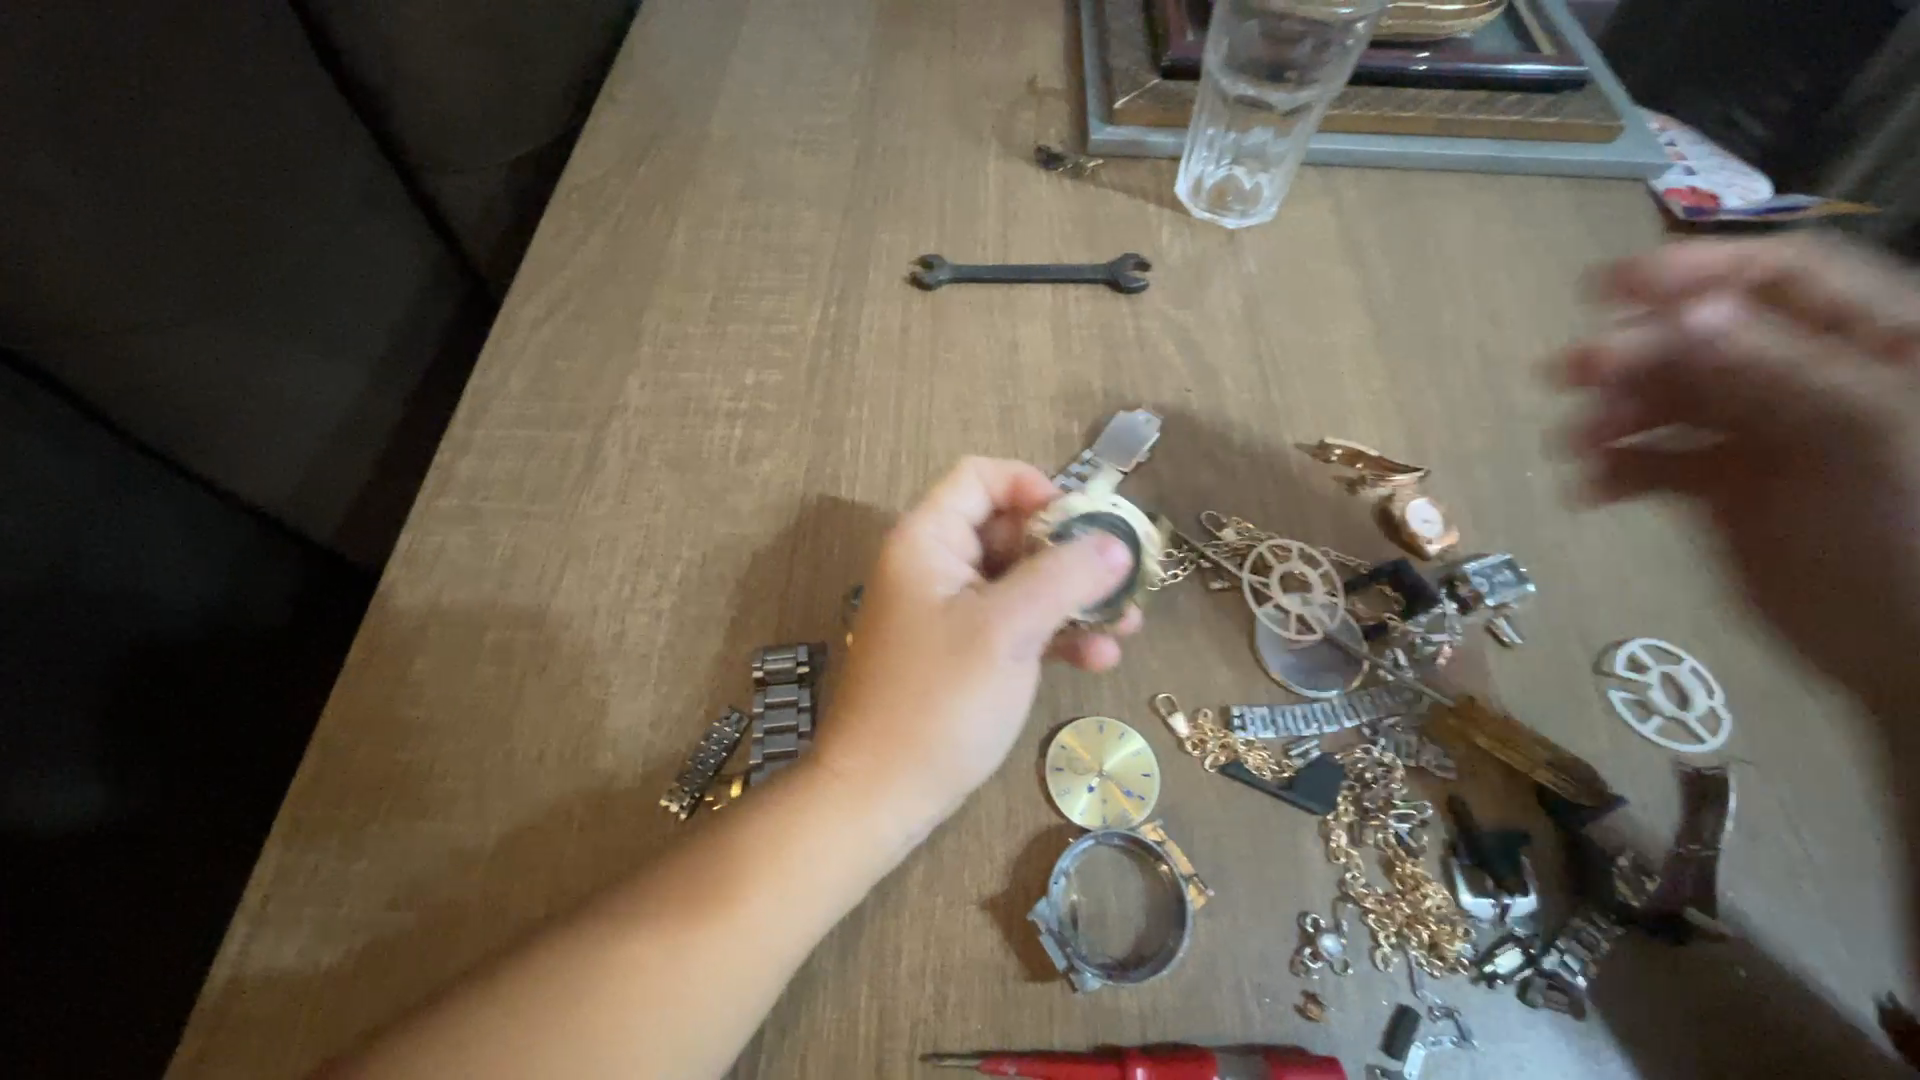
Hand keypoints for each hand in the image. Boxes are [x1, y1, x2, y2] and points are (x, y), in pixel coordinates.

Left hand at [816, 457, 1141, 828]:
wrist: (882, 794)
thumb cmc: (938, 701)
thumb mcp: (1006, 630)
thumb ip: (1064, 577)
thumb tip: (1116, 543)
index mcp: (928, 541)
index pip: (980, 478)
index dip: (1034, 487)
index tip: (1084, 522)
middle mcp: (937, 567)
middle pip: (1011, 530)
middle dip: (1071, 553)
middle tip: (1122, 579)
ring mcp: (950, 613)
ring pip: (1022, 582)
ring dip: (1074, 599)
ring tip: (1126, 626)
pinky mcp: (965, 654)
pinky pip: (1016, 625)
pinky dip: (1055, 634)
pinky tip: (1099, 660)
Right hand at [1555, 234, 1919, 711]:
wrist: (1908, 654)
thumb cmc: (1913, 535)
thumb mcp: (1865, 438)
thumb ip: (1778, 372)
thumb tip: (1682, 316)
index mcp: (1876, 345)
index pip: (1781, 279)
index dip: (1696, 273)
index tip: (1606, 288)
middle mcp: (1813, 377)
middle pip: (1705, 340)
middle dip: (1633, 355)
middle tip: (1569, 375)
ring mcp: (1765, 433)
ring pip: (1668, 400)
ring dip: (1613, 416)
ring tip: (1576, 446)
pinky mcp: (1722, 484)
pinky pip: (1655, 461)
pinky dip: (1616, 469)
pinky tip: (1592, 489)